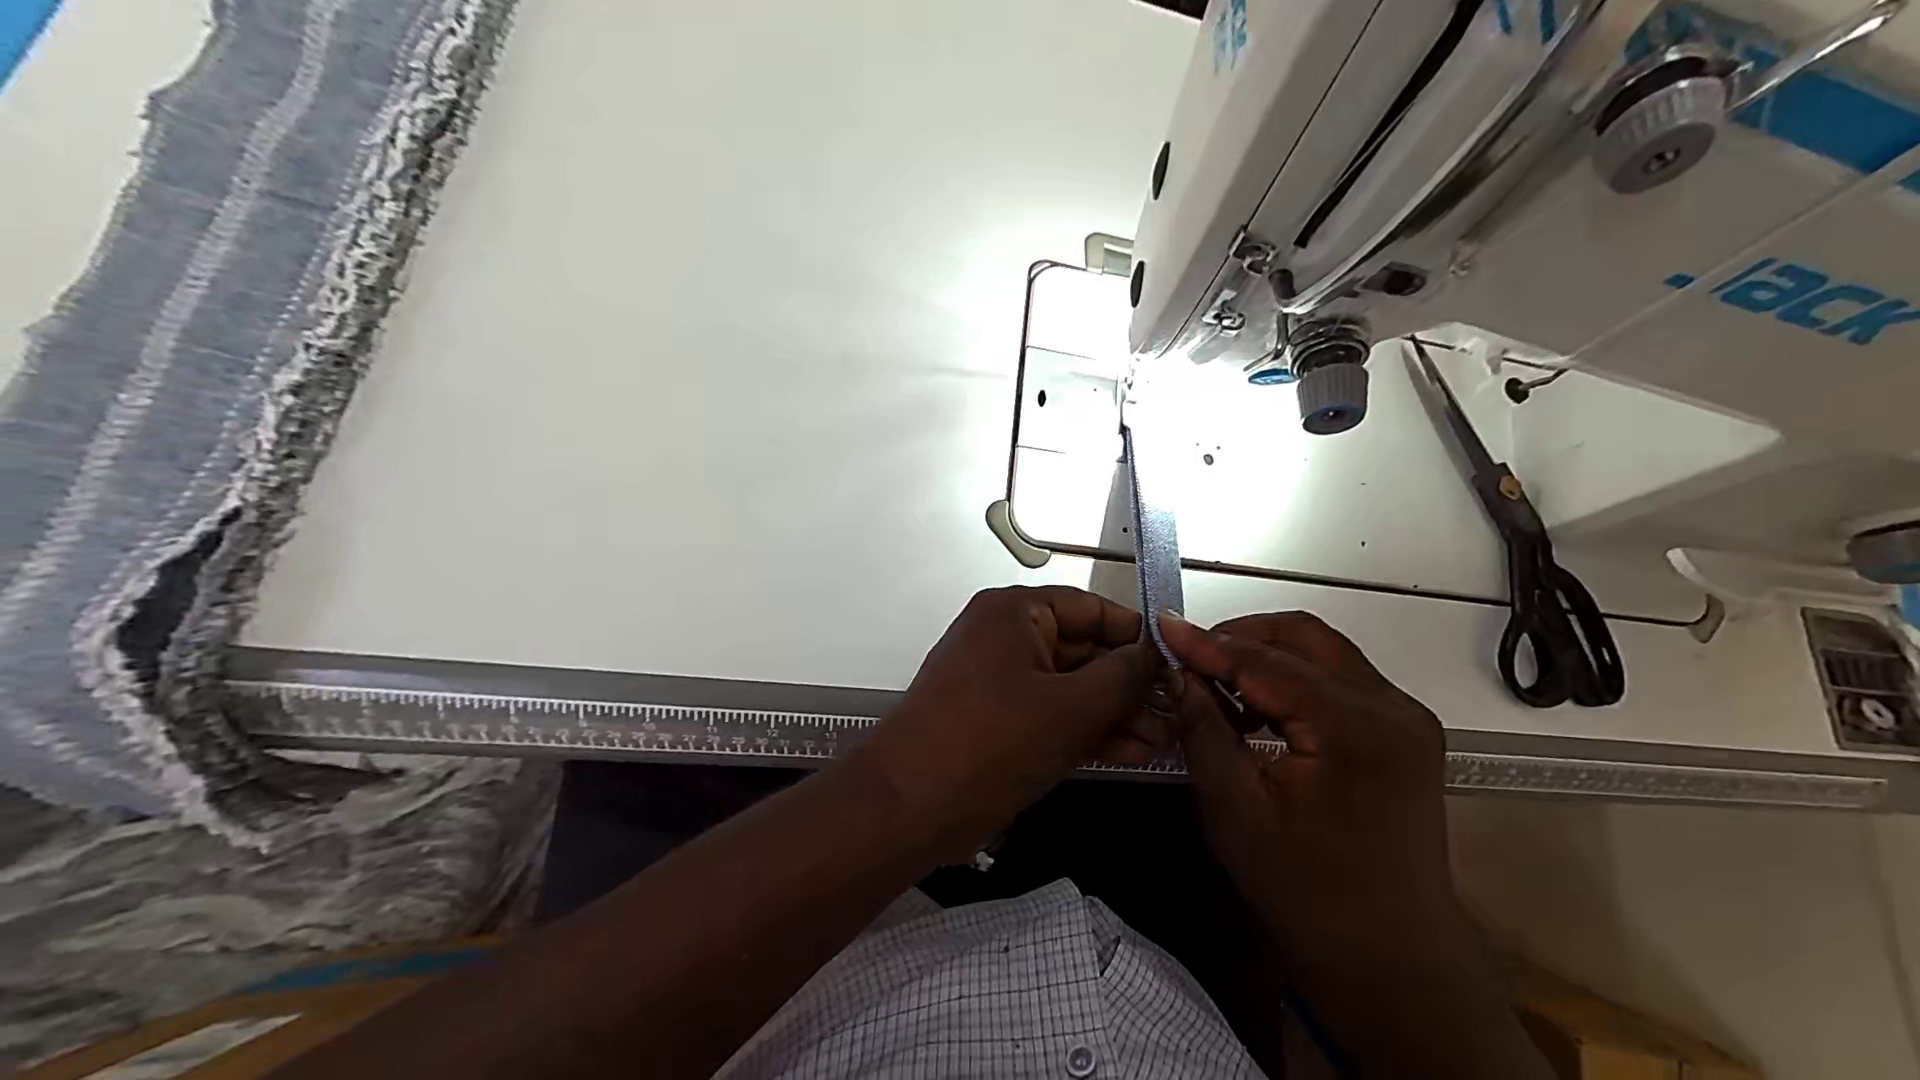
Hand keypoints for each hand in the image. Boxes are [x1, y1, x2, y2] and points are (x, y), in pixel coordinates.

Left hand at [851, 586, 1161, 852]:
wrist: (911, 806)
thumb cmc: (981, 744)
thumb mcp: (1070, 707)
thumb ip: (1121, 677)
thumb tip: (1150, 657)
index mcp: (1013, 613)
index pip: (1089, 608)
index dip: (1134, 633)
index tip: (1171, 659)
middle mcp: (1004, 639)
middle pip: (1082, 650)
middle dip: (1129, 684)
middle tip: (1172, 709)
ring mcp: (1000, 682)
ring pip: (1071, 687)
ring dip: (1114, 713)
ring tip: (1157, 738)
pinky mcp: (998, 722)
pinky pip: (1052, 715)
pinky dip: (1087, 730)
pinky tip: (1126, 750)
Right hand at [1160, 611, 1458, 950]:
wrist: (1390, 957)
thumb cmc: (1307, 892)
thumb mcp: (1235, 810)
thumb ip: (1204, 730)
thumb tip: (1180, 674)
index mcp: (1355, 728)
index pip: (1267, 661)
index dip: (1208, 643)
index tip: (1163, 628)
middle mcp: (1391, 709)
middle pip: (1304, 636)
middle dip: (1240, 636)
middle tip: (1192, 657)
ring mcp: (1404, 718)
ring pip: (1322, 652)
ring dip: (1265, 656)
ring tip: (1217, 686)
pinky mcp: (1402, 732)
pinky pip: (1337, 680)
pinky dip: (1290, 680)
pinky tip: (1255, 710)